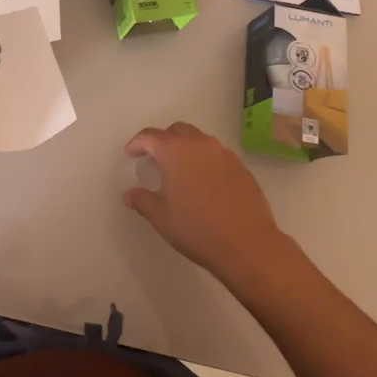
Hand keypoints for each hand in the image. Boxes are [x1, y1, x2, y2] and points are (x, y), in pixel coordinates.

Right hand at [123, 122, 289, 280]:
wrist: (247, 245)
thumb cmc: (197, 229)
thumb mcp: (161, 217)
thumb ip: (142, 200)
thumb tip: (129, 194)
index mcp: (175, 151)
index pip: (150, 136)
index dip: (137, 144)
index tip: (131, 154)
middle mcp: (200, 144)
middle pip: (177, 131)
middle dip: (163, 141)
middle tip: (156, 161)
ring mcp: (224, 154)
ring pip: (199, 141)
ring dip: (186, 149)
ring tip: (181, 172)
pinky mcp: (241, 167)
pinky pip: (217, 156)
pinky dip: (206, 162)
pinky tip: (205, 184)